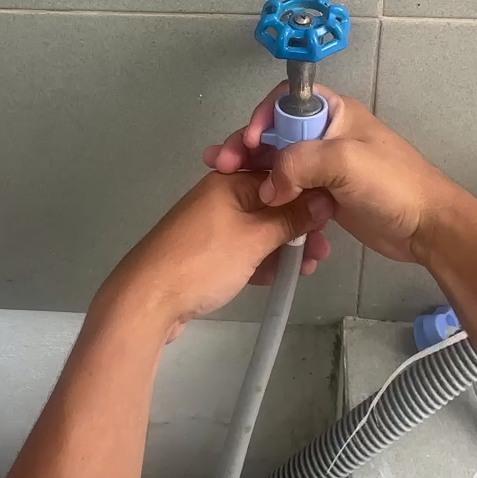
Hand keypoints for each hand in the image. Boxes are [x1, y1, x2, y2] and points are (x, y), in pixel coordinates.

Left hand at [96, 171, 334, 341]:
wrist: (146, 300)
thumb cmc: (203, 261)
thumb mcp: (254, 239)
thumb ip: (291, 219)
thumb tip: (325, 200)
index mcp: (230, 181)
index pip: (278, 177)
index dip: (306, 194)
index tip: (330, 218)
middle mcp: (220, 196)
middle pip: (270, 204)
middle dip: (298, 226)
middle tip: (321, 252)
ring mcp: (211, 224)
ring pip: (258, 229)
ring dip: (283, 246)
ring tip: (305, 270)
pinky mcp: (206, 251)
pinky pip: (243, 247)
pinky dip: (262, 259)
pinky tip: (279, 277)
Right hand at [203, 84, 470, 264]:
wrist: (426, 227)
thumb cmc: (392, 184)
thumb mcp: (345, 162)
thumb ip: (300, 164)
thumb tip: (267, 186)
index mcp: (334, 112)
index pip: (286, 100)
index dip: (263, 115)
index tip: (248, 141)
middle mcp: (326, 134)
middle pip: (275, 131)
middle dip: (246, 146)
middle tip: (220, 165)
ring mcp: (324, 165)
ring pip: (278, 161)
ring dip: (252, 171)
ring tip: (224, 184)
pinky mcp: (324, 193)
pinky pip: (289, 188)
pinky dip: (270, 194)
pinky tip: (252, 207)